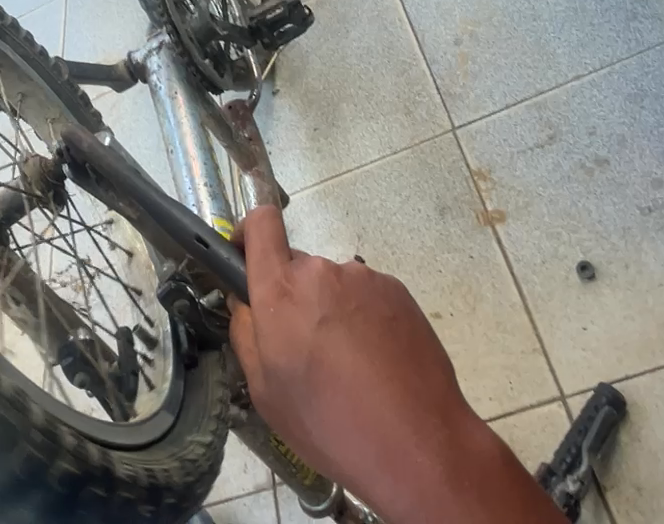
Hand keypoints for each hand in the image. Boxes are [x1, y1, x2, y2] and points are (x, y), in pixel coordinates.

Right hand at [229, 207, 560, 522]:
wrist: (417, 441)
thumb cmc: (329, 424)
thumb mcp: (266, 393)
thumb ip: (246, 335)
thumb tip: (246, 303)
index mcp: (281, 291)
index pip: (259, 224)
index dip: (248, 232)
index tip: (247, 253)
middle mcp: (321, 272)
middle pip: (298, 268)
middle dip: (296, 298)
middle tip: (309, 350)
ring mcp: (364, 278)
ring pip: (334, 285)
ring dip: (333, 311)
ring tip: (351, 365)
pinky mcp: (397, 290)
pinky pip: (367, 296)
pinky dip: (365, 318)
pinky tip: (378, 362)